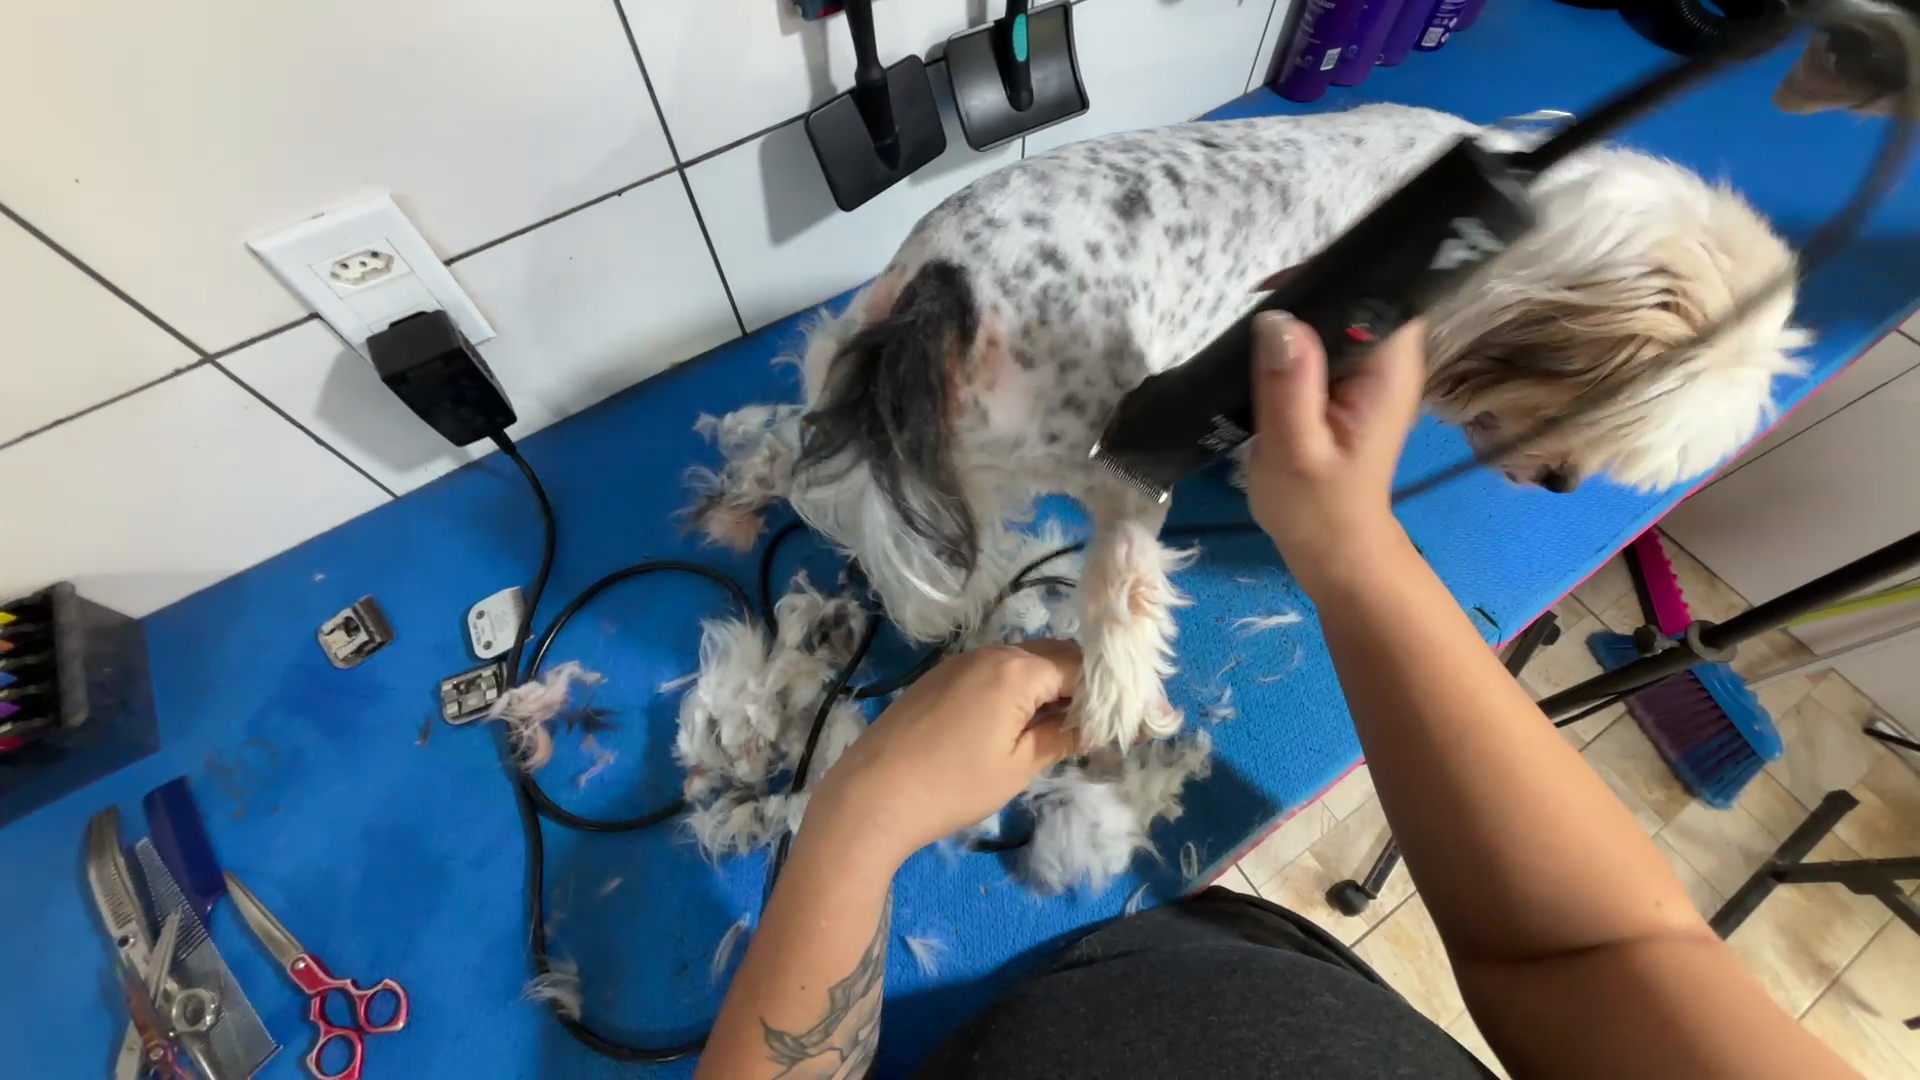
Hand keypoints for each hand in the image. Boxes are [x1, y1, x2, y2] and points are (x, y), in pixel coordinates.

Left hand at [808, 641, 1080, 862]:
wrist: (871, 794)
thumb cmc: (953, 786)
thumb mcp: (1018, 765)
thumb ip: (1063, 736)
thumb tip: (1101, 723)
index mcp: (1016, 670)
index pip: (1080, 665)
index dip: (1106, 690)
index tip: (1122, 718)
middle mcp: (990, 653)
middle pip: (1051, 656)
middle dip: (1077, 684)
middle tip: (1094, 725)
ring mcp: (961, 661)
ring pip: (1022, 662)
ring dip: (1046, 686)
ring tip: (1057, 728)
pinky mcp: (940, 676)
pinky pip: (992, 671)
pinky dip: (1015, 689)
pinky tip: (1014, 722)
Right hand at [1246, 312, 1425, 594]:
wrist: (1330, 550)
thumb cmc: (1316, 508)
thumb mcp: (1294, 449)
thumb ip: (1288, 384)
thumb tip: (1276, 319)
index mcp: (1387, 372)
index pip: (1383, 292)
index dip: (1341, 273)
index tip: (1282, 285)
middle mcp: (1386, 364)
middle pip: (1359, 298)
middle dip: (1311, 290)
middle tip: (1256, 305)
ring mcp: (1365, 377)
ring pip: (1336, 321)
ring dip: (1297, 316)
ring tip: (1252, 327)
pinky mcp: (1342, 390)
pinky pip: (1321, 346)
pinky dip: (1292, 342)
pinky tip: (1262, 353)